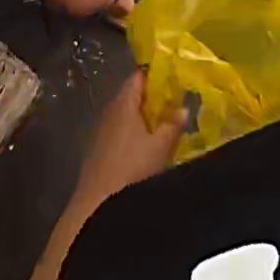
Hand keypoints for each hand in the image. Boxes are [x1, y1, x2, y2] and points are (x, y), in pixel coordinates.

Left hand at [72, 71, 184, 208]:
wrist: (97, 204)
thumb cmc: (132, 169)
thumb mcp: (161, 146)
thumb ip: (173, 124)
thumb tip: (183, 107)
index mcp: (124, 103)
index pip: (138, 76)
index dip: (155, 74)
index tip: (173, 78)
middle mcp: (110, 111)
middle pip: (132, 95)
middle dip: (152, 98)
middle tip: (174, 105)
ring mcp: (101, 130)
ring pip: (125, 115)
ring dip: (142, 118)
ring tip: (163, 127)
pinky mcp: (98, 150)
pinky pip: (119, 131)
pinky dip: (132, 133)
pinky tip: (144, 149)